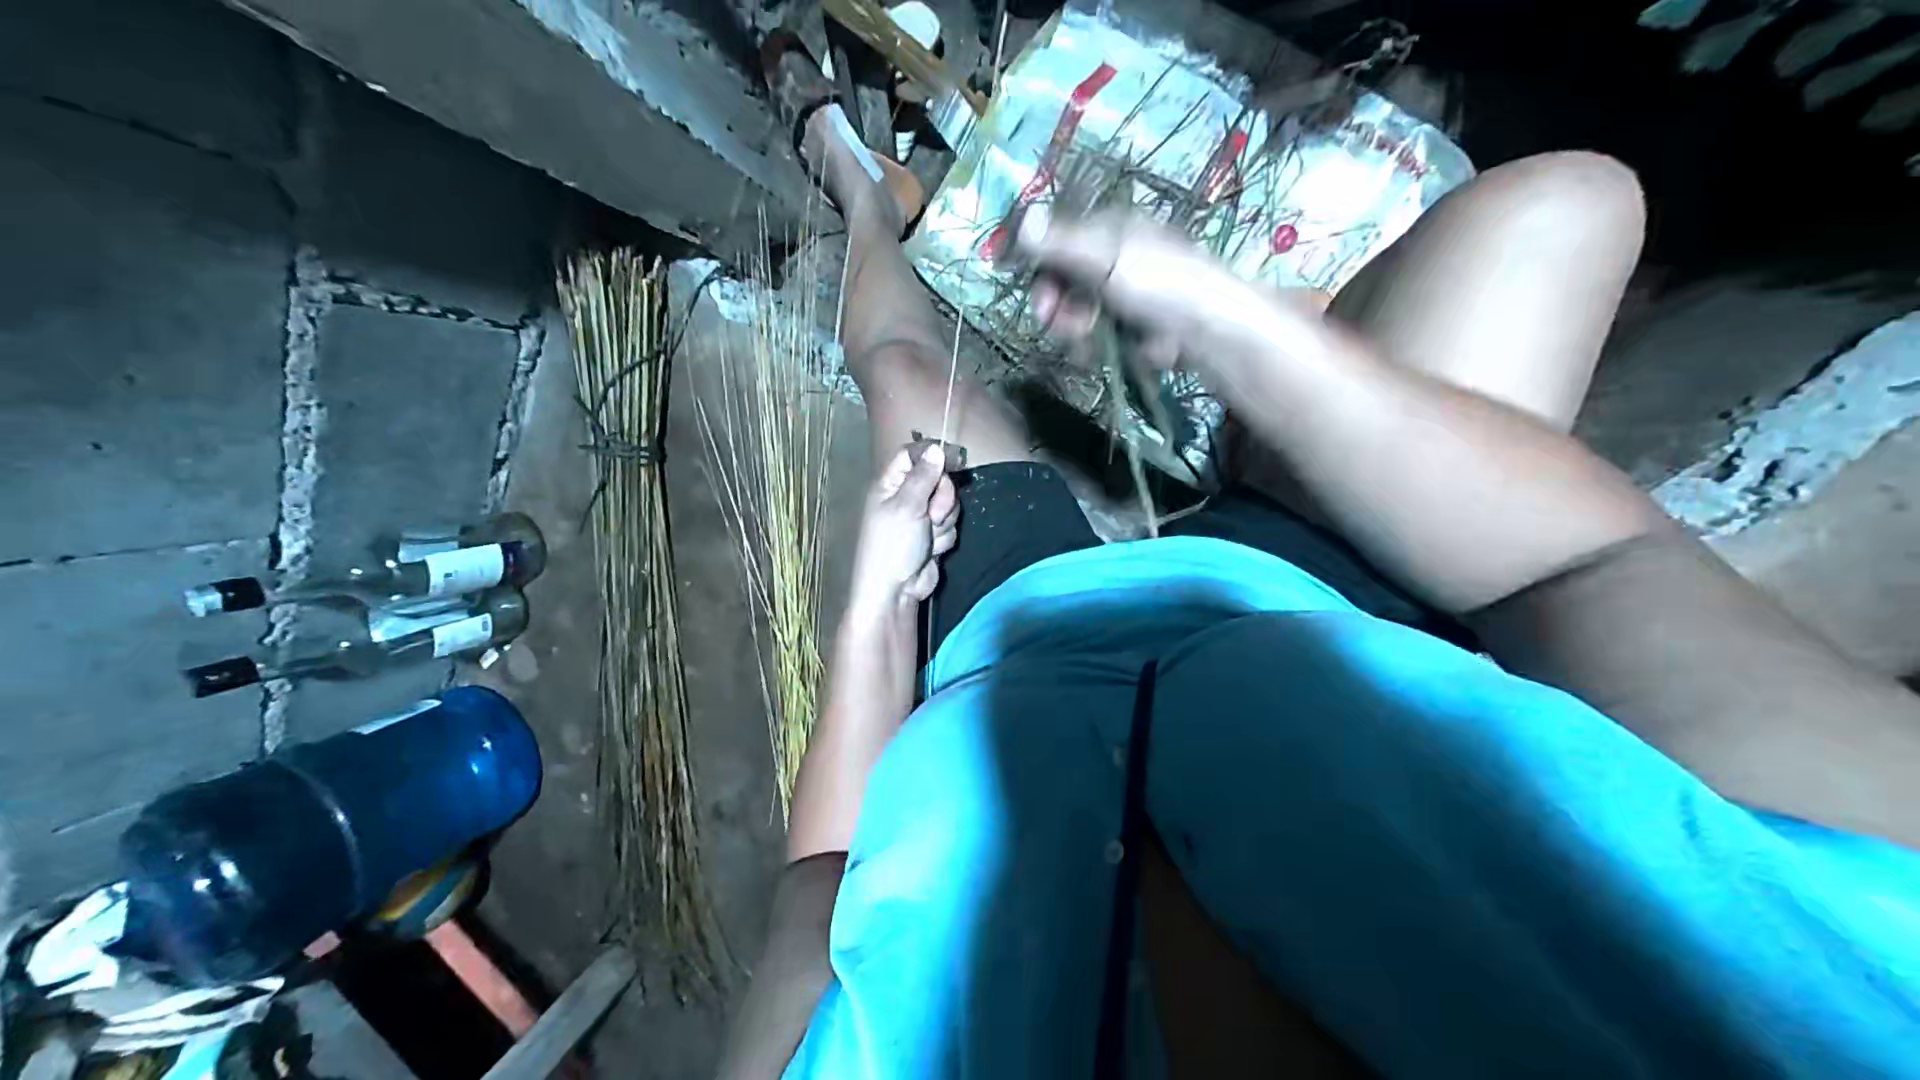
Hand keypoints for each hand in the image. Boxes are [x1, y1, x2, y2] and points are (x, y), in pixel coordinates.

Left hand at [848, 443, 958, 615]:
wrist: (895, 591)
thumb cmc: (892, 546)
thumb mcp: (906, 506)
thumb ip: (923, 476)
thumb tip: (936, 448)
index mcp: (889, 484)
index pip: (912, 454)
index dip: (933, 453)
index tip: (956, 458)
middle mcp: (904, 496)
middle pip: (938, 478)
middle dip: (942, 498)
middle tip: (931, 515)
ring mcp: (920, 516)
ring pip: (948, 503)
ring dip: (943, 521)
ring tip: (928, 537)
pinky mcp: (933, 534)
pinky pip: (950, 524)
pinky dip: (944, 537)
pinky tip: (932, 550)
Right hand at [1012, 205, 1331, 375]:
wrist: (1210, 330)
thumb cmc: (1162, 283)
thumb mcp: (1108, 258)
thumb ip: (1061, 245)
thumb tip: (1023, 218)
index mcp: (1109, 230)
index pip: (1057, 243)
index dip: (1038, 268)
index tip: (1032, 294)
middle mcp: (1113, 259)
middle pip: (1062, 284)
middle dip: (1057, 306)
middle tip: (1060, 324)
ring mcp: (1121, 296)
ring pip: (1075, 315)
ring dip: (1073, 330)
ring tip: (1089, 340)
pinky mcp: (1129, 329)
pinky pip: (1094, 338)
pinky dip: (1093, 346)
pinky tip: (1101, 352)